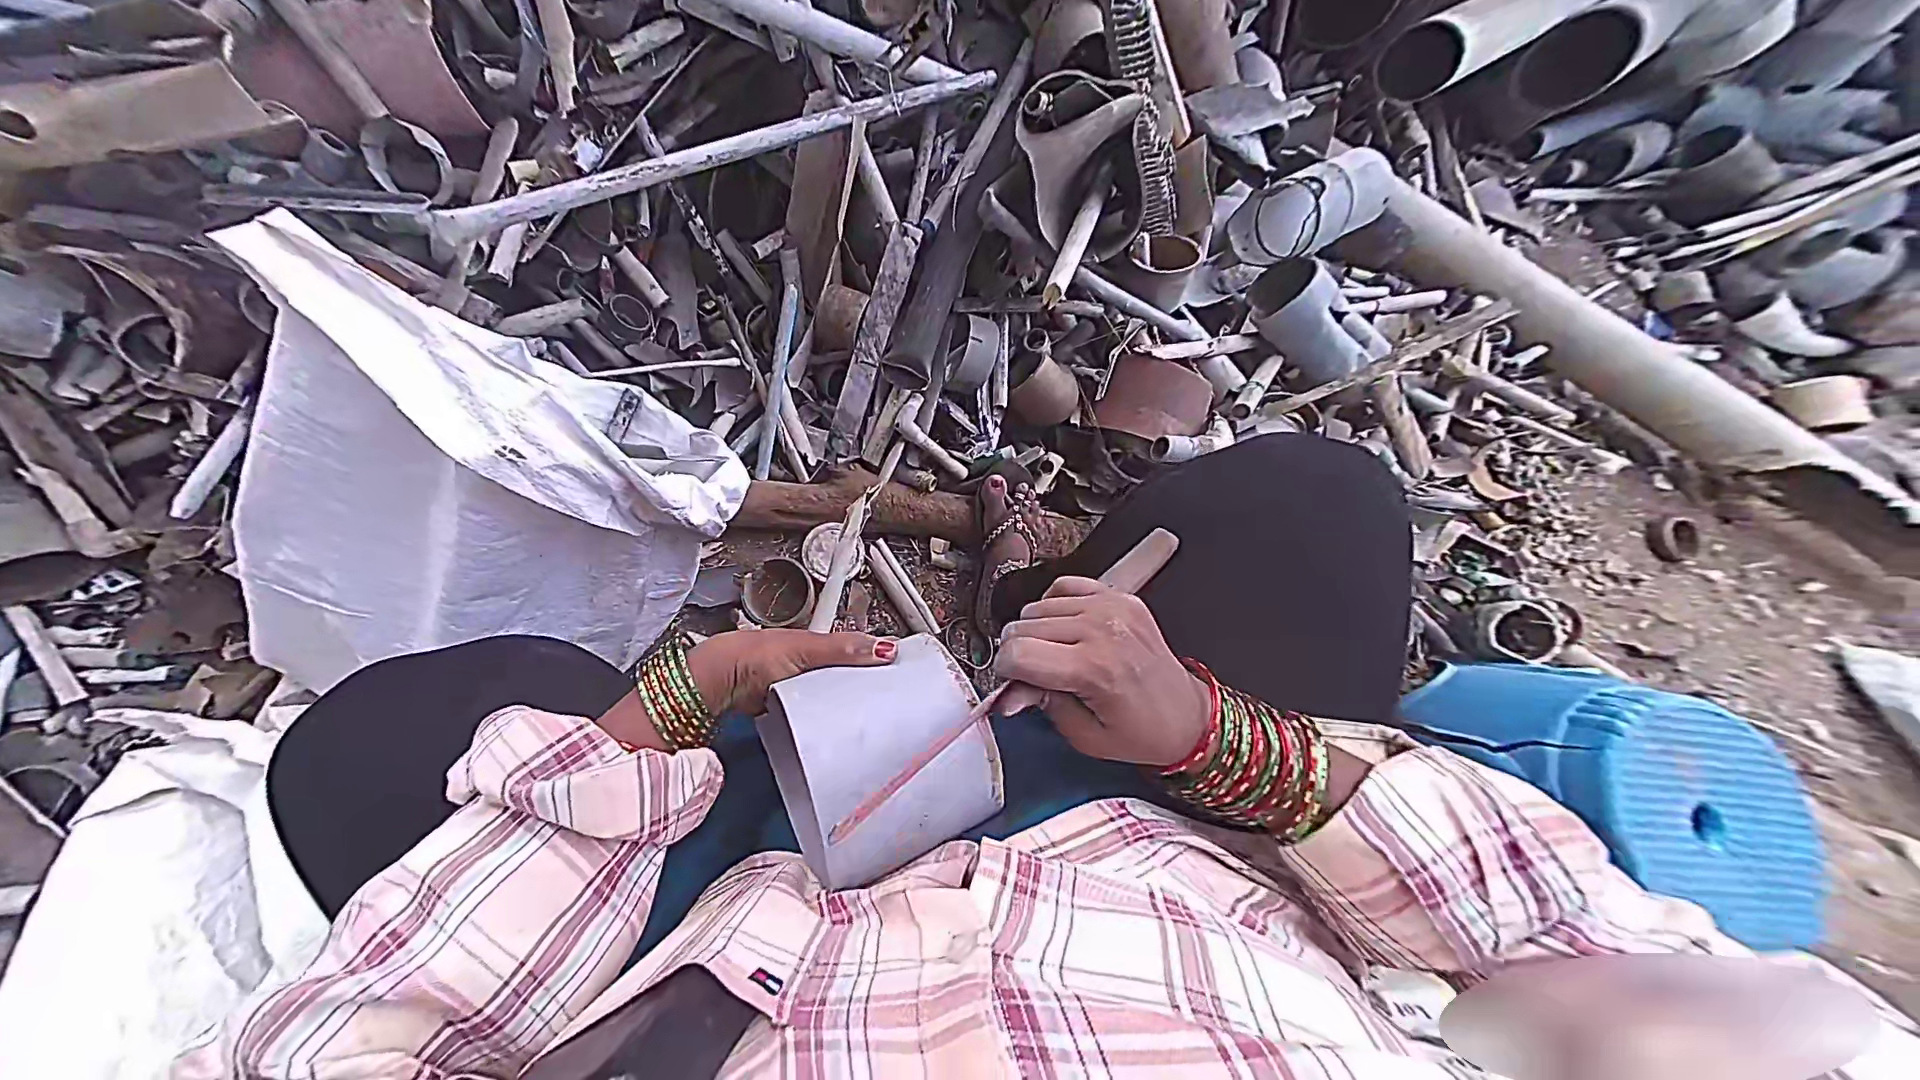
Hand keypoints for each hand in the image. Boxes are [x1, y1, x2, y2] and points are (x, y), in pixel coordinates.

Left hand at [598, 630, 895, 750]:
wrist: (723, 681)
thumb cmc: (759, 654)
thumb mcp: (807, 647)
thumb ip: (844, 648)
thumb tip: (884, 647)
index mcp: (825, 645)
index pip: (863, 651)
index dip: (882, 661)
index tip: (903, 675)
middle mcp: (818, 666)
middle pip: (854, 678)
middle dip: (870, 689)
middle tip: (890, 704)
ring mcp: (806, 689)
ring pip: (838, 699)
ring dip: (850, 708)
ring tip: (870, 719)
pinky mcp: (796, 710)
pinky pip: (821, 717)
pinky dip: (830, 722)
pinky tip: (840, 729)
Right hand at [993, 577, 1209, 766]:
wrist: (1188, 715)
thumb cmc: (1141, 732)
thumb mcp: (1085, 736)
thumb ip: (1041, 705)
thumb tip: (1006, 693)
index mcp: (1094, 668)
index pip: (1017, 653)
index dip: (1006, 672)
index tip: (1015, 684)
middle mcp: (1102, 629)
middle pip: (1021, 627)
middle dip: (1019, 654)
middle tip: (1038, 676)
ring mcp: (1111, 606)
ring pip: (1036, 607)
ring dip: (1036, 632)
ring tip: (1059, 656)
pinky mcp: (1118, 595)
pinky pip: (1063, 587)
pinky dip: (1055, 606)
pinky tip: (1067, 629)